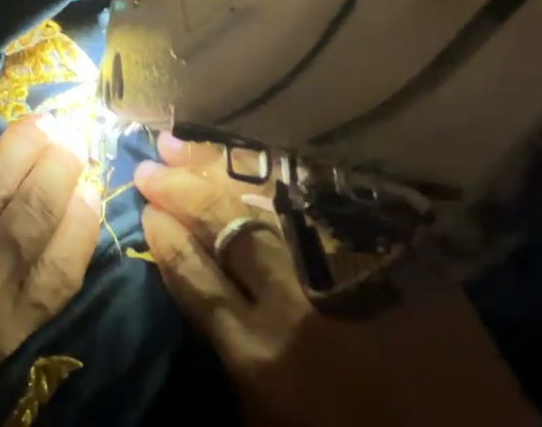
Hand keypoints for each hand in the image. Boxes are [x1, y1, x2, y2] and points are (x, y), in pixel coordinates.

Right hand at [135, 134, 539, 426]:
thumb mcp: (269, 412)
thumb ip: (228, 343)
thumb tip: (191, 273)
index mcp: (259, 356)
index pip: (192, 275)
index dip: (165, 237)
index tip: (146, 210)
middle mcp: (296, 306)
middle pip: (222, 226)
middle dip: (179, 190)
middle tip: (148, 165)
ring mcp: (348, 271)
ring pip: (267, 201)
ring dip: (217, 168)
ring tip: (182, 142)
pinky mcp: (395, 254)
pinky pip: (324, 197)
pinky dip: (281, 172)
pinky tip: (254, 153)